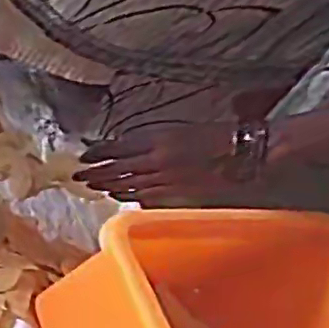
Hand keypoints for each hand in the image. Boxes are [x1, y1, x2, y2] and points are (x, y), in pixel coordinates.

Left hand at [71, 121, 241, 202]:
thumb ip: (154, 139)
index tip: (85, 155)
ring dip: (106, 185)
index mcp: (160, 138)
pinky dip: (128, 195)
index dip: (98, 152)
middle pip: (116, 169)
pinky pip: (143, 197)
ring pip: (126, 184)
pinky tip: (116, 195)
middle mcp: (157, 159)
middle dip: (94, 173)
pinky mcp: (174, 196)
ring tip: (91, 185)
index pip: (117, 147)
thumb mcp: (184, 130)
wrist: (250, 154)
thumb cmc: (223, 136)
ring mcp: (164, 180)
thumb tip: (130, 146)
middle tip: (78, 175)